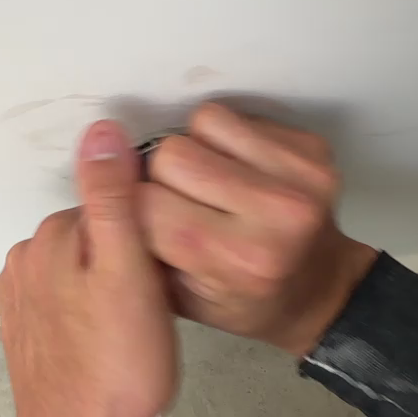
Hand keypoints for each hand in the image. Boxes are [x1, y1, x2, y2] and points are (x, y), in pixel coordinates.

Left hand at [0, 119, 178, 416]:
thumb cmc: (117, 363)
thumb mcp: (129, 272)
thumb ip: (113, 199)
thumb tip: (100, 130)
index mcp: (48, 239)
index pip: (107, 209)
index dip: (142, 237)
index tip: (158, 273)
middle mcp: (22, 262)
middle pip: (89, 239)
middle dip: (121, 261)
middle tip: (147, 308)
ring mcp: (16, 301)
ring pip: (77, 272)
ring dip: (103, 289)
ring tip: (129, 331)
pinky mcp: (20, 334)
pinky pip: (62, 303)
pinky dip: (84, 314)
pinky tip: (102, 345)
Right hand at [140, 102, 377, 355]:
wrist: (318, 292)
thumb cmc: (244, 300)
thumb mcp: (177, 298)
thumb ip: (137, 250)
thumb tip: (99, 195)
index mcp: (239, 259)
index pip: (146, 204)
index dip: (135, 209)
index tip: (147, 221)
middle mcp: (276, 215)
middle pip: (171, 155)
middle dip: (163, 178)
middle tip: (182, 204)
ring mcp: (300, 177)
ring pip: (202, 124)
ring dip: (195, 149)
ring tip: (210, 184)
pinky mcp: (312, 148)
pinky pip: (236, 116)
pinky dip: (224, 137)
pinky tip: (235, 170)